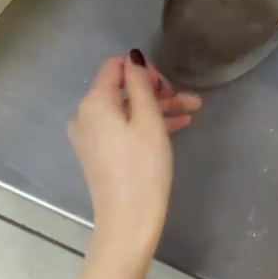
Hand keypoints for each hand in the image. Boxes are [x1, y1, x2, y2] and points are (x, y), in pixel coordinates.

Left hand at [67, 53, 200, 258]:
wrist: (128, 221)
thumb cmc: (143, 168)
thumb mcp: (148, 120)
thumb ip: (141, 84)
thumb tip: (133, 57)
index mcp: (94, 102)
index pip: (114, 65)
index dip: (143, 68)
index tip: (168, 85)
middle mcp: (85, 115)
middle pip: (122, 88)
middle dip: (156, 89)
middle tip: (187, 98)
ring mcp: (90, 135)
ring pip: (126, 109)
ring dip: (157, 107)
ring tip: (191, 111)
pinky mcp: (98, 152)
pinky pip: (122, 127)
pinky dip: (146, 123)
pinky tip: (178, 125)